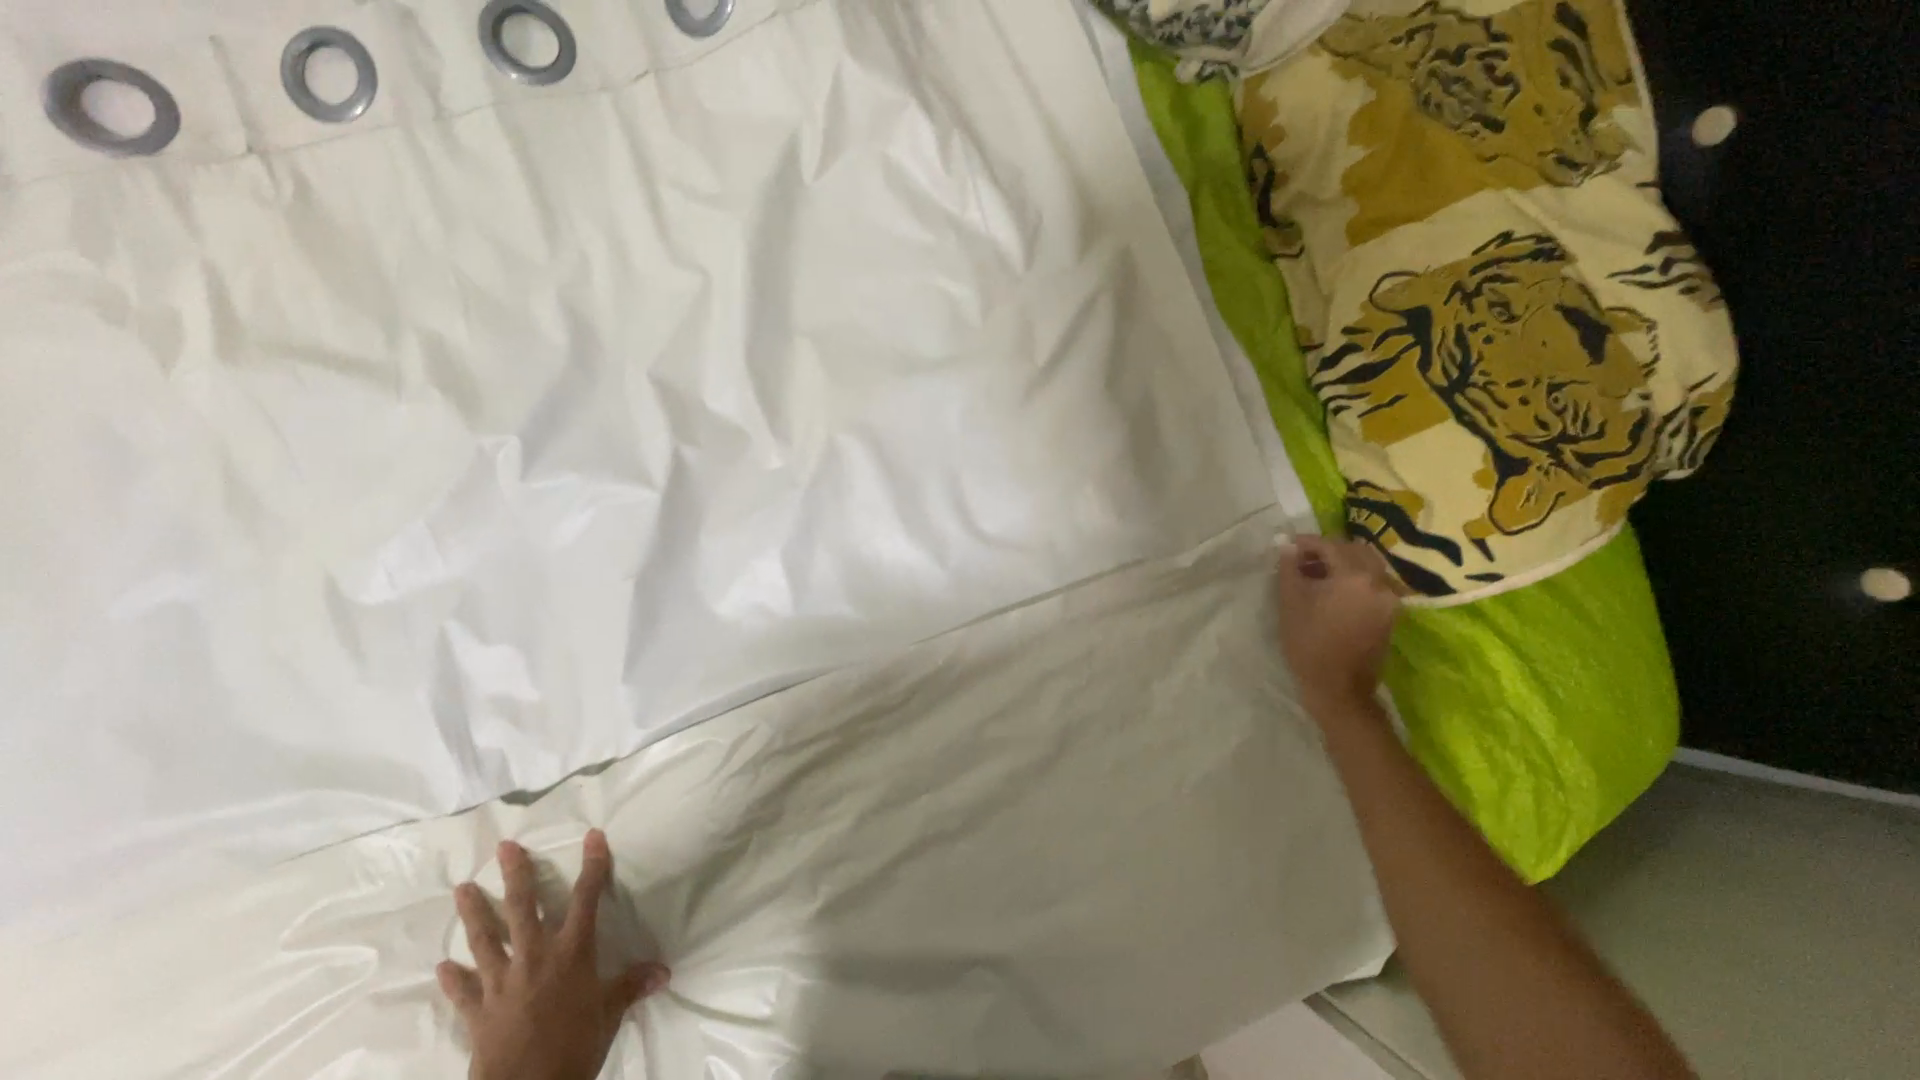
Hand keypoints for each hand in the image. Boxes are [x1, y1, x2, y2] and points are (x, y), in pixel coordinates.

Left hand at [438, 830, 670, 1079]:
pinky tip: (444, 966)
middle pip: (522, 908)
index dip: (592, 866)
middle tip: (503, 847)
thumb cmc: (575, 1044)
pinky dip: (454, 978)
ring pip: (485, 939)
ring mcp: (501, 982)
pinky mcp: (478, 1010)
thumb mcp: (611, 1013)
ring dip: (474, 913)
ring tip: (462, 888)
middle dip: (514, 875)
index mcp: (571, 952)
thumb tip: (663, 971)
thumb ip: (632, 986)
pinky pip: (463, 991)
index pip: (586, 899)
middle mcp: (534, 957)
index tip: (592, 836)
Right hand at [1274, 534, 1399, 712]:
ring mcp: (1389, 598)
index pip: (1330, 545)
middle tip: (1304, 560)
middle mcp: (1378, 581)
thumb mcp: (1290, 603)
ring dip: (1344, 564)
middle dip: (1329, 550)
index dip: (1307, 543)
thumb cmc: (1309, 644)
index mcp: (1354, 576)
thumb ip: (1289, 568)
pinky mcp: (1391, 614)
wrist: (1338, 688)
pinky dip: (1356, 580)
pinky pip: (1374, 584)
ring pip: (1368, 566)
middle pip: (1355, 551)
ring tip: (1319, 577)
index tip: (1288, 546)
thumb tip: (1287, 546)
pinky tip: (1335, 592)